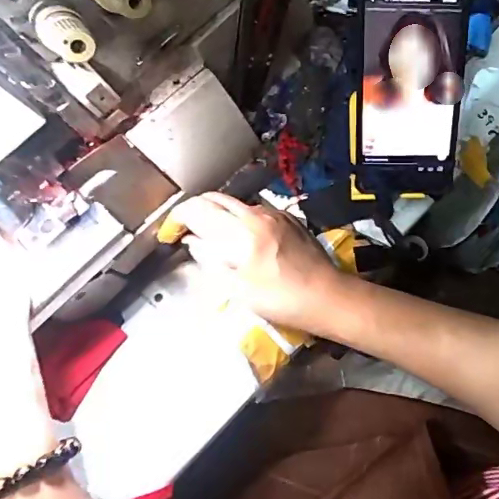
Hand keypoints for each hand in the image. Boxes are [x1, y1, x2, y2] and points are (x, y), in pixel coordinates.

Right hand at [163, 193, 344, 333]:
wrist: (328, 296)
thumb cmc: (282, 299)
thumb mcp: (238, 289)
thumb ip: (211, 261)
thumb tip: (194, 243)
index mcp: (241, 231)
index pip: (198, 210)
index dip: (177, 218)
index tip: (170, 232)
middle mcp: (257, 215)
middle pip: (215, 199)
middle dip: (195, 210)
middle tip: (184, 229)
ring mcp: (275, 215)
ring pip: (236, 203)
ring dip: (217, 213)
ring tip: (209, 234)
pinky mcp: (289, 220)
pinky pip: (254, 211)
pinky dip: (238, 218)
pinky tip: (239, 238)